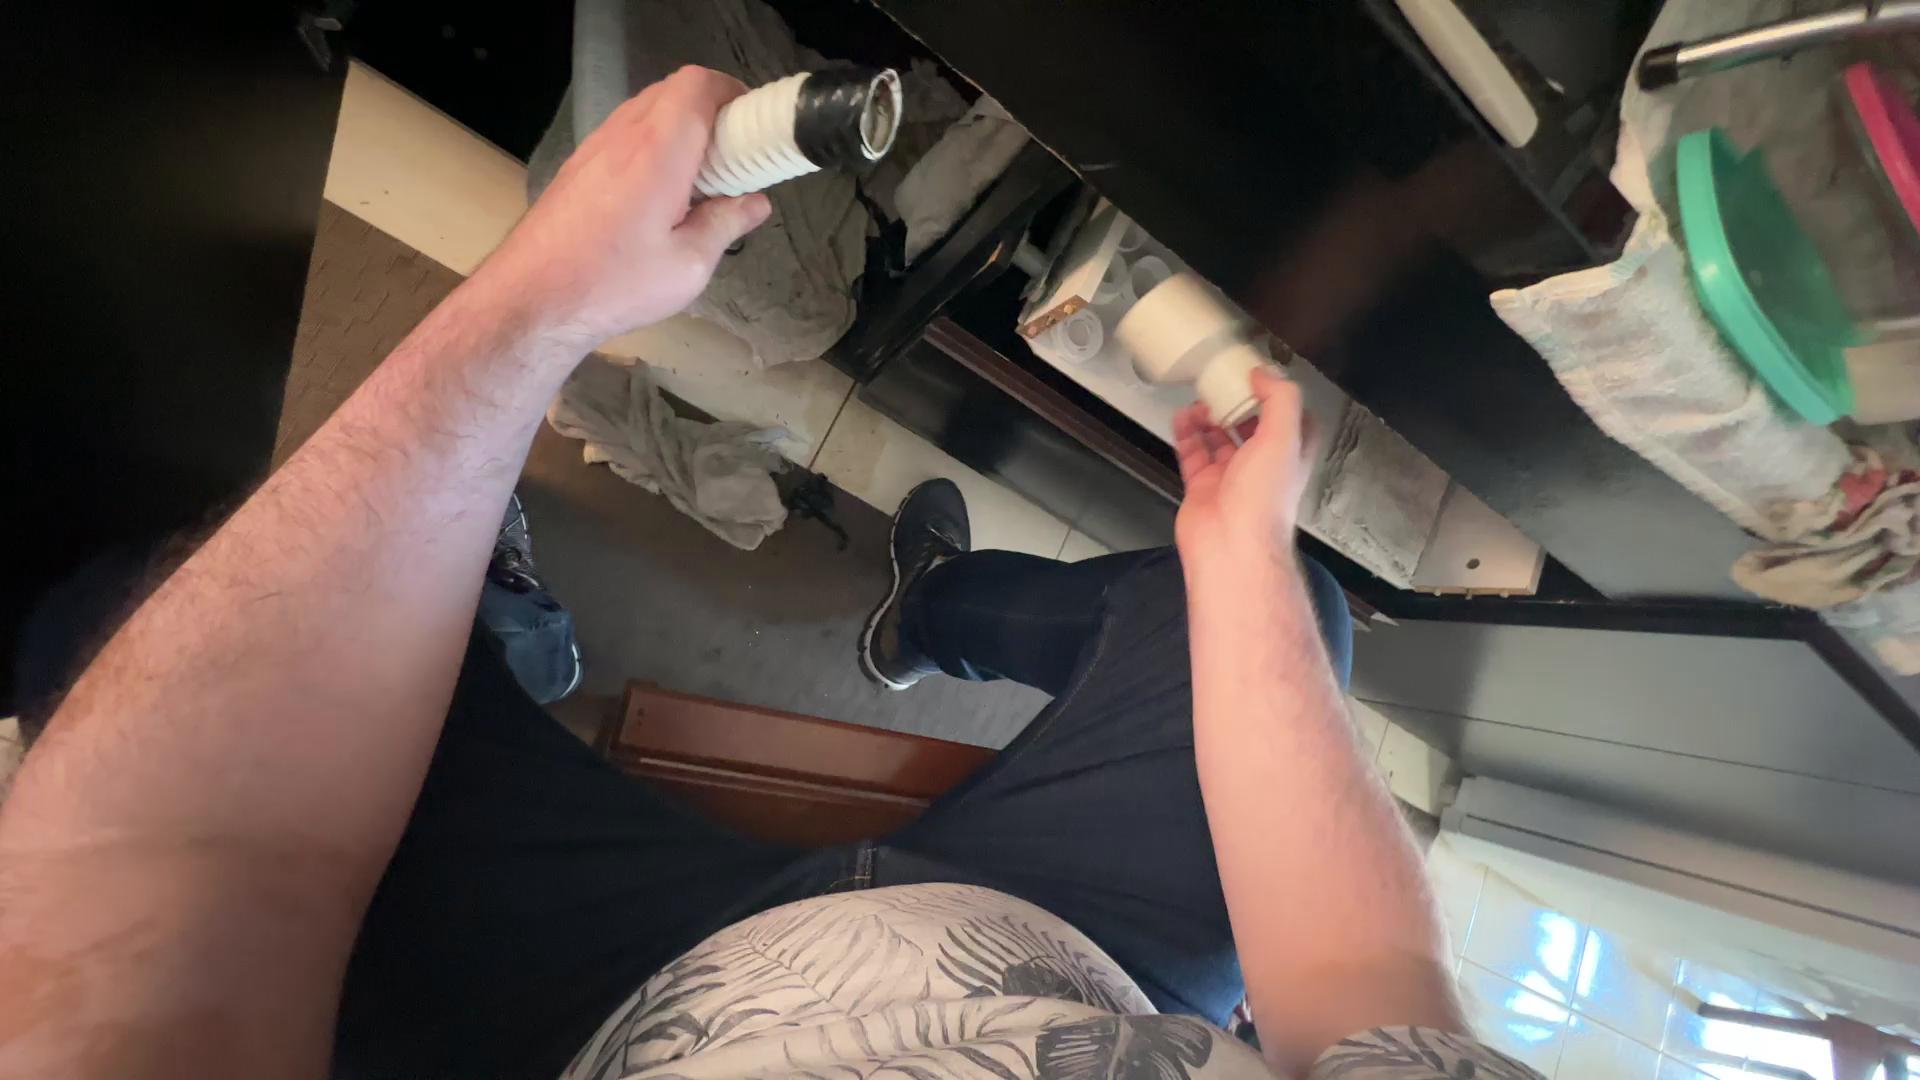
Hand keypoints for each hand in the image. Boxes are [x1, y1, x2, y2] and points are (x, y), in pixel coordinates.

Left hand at [475, 66, 773, 348]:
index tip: (755, 128)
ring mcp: (598, 146)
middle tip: (737, 160)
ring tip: (707, 181)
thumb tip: (756, 202)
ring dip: (685, 131)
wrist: (538, 295)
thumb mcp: (689, 264)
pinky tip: (669, 194)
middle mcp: (625, 134)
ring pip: (650, 111)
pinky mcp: (583, 165)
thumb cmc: (617, 283)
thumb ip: (726, 223)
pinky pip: (629, 134)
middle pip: (674, 91)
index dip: (733, 94)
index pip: (698, 87)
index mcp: (658, 151)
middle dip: (714, 113)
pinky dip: (659, 146)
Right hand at [1174, 369, 1314, 573]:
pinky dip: (1186, 437)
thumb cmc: (1262, 495)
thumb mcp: (1283, 437)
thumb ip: (1280, 399)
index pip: (1289, 419)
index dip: (1275, 397)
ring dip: (1208, 419)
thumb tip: (1264, 373)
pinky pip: (1192, 456)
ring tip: (1195, 402)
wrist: (1229, 543)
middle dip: (1234, 406)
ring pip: (1218, 440)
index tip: (1256, 377)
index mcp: (1288, 455)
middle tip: (1217, 385)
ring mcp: (1229, 478)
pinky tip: (1180, 419)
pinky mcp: (1202, 488)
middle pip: (1249, 427)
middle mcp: (1261, 466)